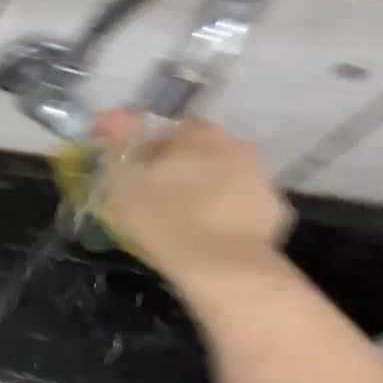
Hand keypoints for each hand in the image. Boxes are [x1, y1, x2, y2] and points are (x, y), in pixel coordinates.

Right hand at [96, 113, 295, 299]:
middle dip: (179, 162)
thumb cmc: (161, 216)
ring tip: (175, 209)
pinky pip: (238, 202)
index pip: (174, 125)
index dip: (150, 140)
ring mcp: (262, 180)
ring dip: (202, 184)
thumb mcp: (122, 182)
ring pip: (223, 175)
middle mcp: (239, 148)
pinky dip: (220, 208)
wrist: (219, 263)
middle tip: (151, 186)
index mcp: (202, 137)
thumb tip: (110, 118)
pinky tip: (200, 227)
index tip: (130, 160)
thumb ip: (118, 148)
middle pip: (203, 149)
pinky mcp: (272, 210)